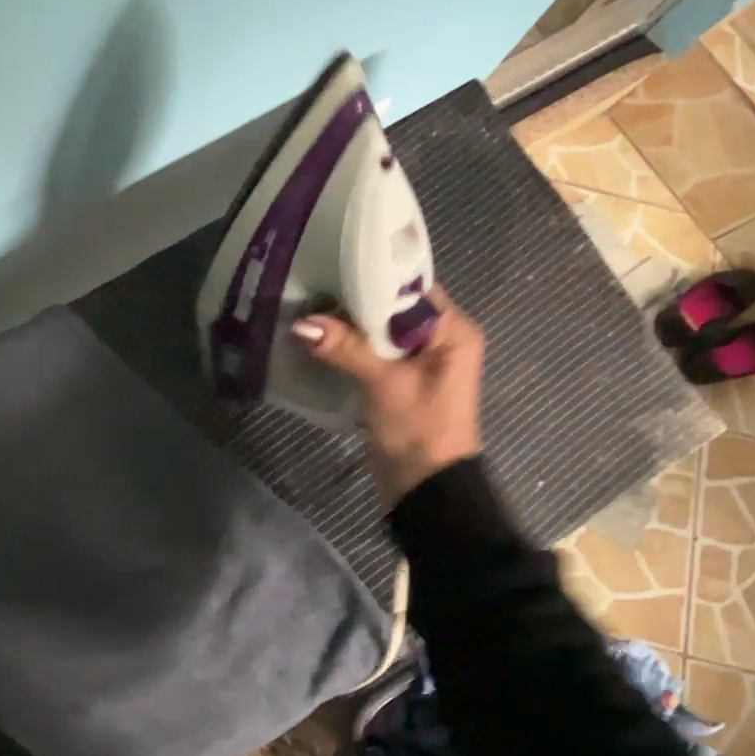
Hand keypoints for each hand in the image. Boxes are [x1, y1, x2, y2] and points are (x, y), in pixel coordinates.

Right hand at [292, 286, 485, 502]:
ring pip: (377, 333)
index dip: (375, 279)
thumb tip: (302, 324)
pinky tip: (317, 341)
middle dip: (353, 303)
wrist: (425, 488)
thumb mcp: (385, 384)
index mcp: (452, 332)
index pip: (411, 291)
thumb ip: (347, 349)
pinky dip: (347, 348)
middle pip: (391, 310)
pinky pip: (369, 355)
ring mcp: (415, 364)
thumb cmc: (419, 430)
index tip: (334, 267)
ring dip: (346, 327)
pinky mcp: (395, 383)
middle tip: (310, 287)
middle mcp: (437, 341)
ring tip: (306, 312)